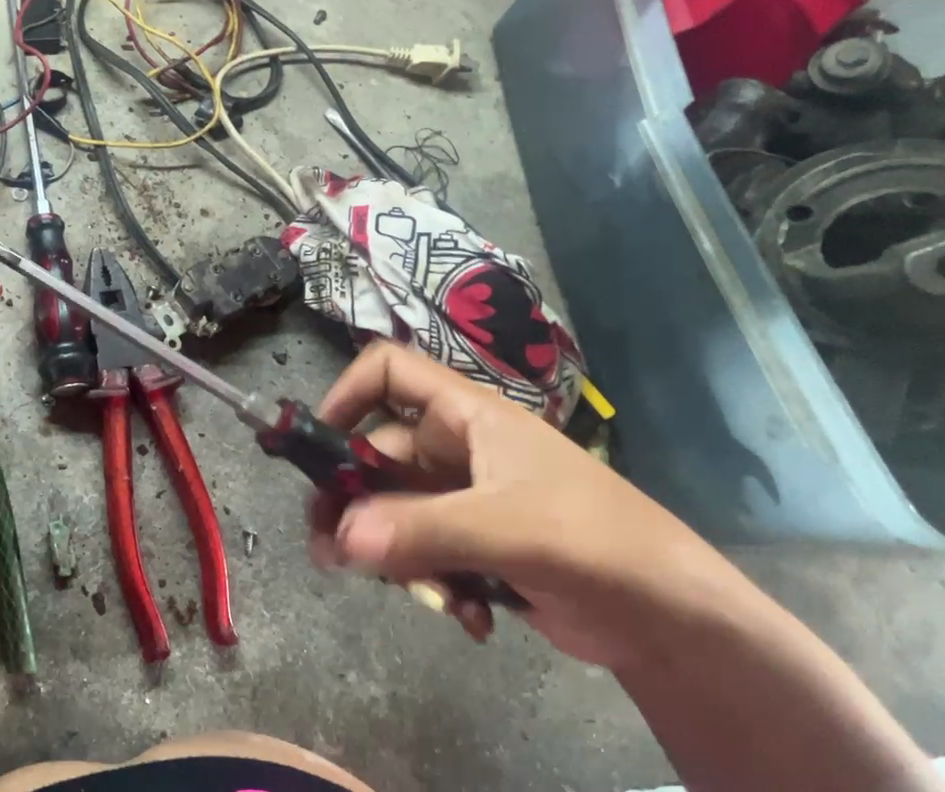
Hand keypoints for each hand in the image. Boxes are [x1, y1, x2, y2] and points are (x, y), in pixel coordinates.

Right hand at [308, 343, 743, 668]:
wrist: (678, 624)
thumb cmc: (598, 543)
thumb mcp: (508, 528)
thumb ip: (421, 529)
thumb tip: (339, 537)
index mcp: (467, 417)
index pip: (389, 372)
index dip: (346, 392)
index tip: (318, 445)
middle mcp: (458, 449)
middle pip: (375, 454)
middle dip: (351, 502)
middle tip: (328, 550)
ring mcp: (465, 498)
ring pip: (392, 508)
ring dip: (388, 551)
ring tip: (402, 591)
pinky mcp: (474, 545)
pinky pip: (420, 549)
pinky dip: (425, 579)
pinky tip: (459, 612)